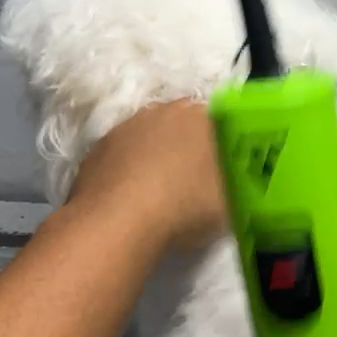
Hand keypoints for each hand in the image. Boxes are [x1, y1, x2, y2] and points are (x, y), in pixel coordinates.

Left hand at [63, 101, 226, 252]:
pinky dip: (131, 169)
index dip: (226, 143)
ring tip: (164, 190)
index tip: (228, 166)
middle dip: (191, 145)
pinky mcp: (97, 148)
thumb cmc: (184, 207)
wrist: (117, 225)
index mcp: (200, 117)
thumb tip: (239, 178)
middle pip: (183, 124)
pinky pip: (124, 154)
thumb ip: (238, 182)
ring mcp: (125, 127)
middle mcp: (162, 111)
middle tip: (198, 178)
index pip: (223, 120)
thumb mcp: (231, 201)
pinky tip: (134, 197)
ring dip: (158, 155)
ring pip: (150, 137)